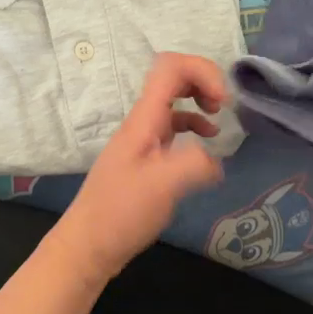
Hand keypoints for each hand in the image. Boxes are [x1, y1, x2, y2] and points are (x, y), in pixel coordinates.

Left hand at [54, 54, 227, 279]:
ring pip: (175, 103)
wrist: (88, 245)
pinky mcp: (148, 159)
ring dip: (200, 104)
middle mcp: (143, 122)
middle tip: (223, 107)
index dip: (202, 71)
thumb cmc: (121, 213)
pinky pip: (174, 130)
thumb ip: (195, 164)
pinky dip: (194, 130)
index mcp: (144, 120)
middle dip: (204, 82)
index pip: (171, 67)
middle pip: (174, 77)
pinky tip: (206, 151)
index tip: (221, 103)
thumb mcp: (163, 187)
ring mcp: (144, 140)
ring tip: (219, 126)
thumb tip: (217, 161)